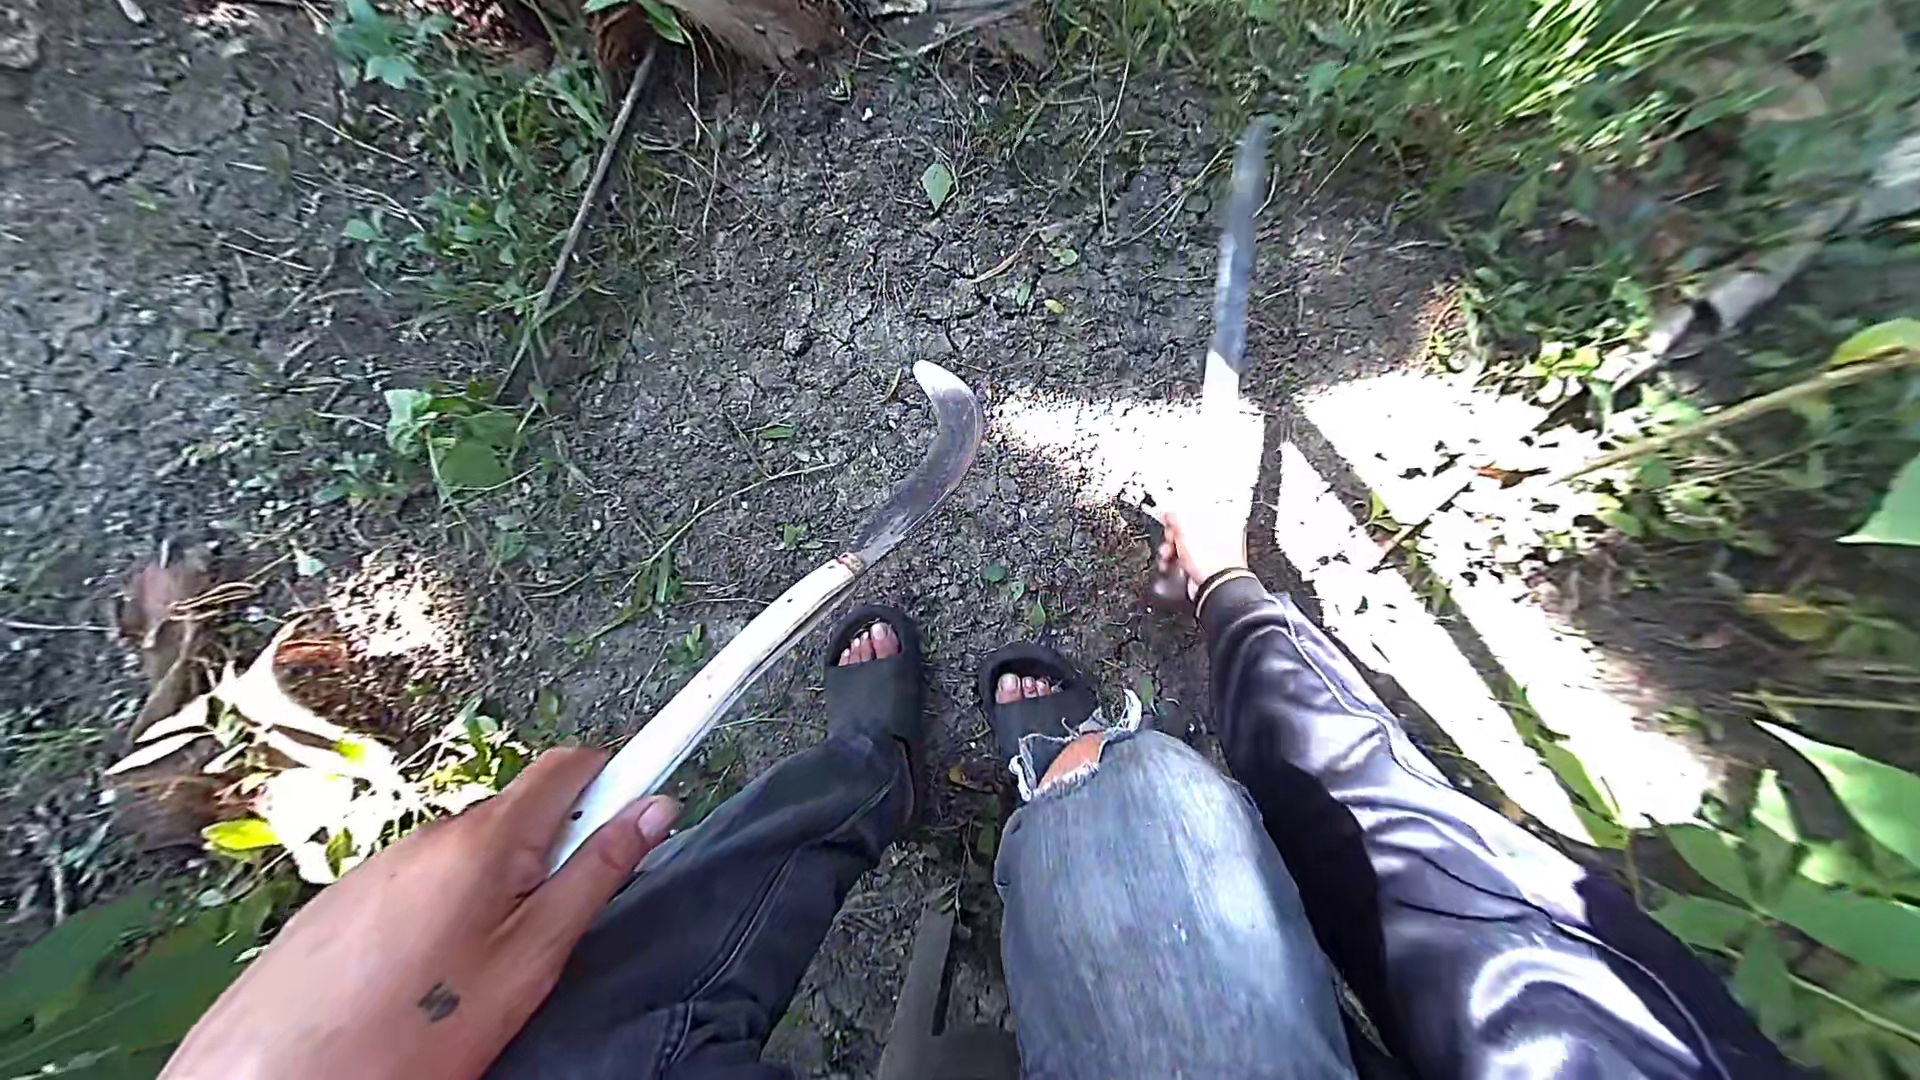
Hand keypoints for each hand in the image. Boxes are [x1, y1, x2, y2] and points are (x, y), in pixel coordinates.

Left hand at [162, 748, 678, 1079]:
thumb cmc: (407, 1042)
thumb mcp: (533, 956)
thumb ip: (600, 871)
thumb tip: (658, 808)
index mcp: (487, 837)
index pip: (575, 763)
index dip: (620, 771)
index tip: (648, 788)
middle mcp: (432, 832)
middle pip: (527, 807)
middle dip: (555, 844)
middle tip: (549, 915)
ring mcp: (378, 864)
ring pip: (476, 846)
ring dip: (500, 877)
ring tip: (476, 959)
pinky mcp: (337, 900)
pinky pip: (424, 874)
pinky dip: (447, 900)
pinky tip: (421, 972)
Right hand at [1157, 508, 1248, 598]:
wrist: (1214, 587)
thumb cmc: (1209, 559)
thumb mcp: (1185, 530)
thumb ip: (1175, 517)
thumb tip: (1168, 514)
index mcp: (1221, 521)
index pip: (1195, 511)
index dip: (1179, 515)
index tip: (1168, 520)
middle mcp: (1219, 536)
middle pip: (1187, 529)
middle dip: (1172, 536)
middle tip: (1170, 539)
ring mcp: (1212, 553)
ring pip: (1184, 546)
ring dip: (1170, 550)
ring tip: (1166, 555)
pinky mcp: (1205, 567)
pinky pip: (1185, 560)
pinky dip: (1174, 562)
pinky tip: (1169, 564)